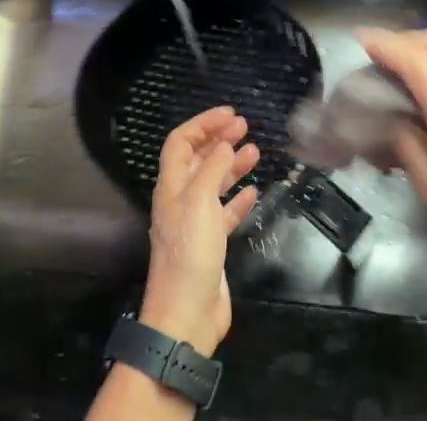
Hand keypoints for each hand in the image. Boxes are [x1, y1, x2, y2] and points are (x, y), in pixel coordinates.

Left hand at [140, 105, 260, 355]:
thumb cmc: (190, 252)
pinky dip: (238, 199)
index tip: (230, 114)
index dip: (202, 124)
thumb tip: (223, 144)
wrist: (187, 313)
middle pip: (198, 160)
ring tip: (255, 152)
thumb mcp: (199, 203)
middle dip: (218, 140)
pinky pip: (225, 212)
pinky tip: (253, 192)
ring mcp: (196, 222)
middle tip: (245, 127)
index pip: (180, 143)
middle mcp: (181, 200)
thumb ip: (211, 169)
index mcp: (171, 186)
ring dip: (232, 165)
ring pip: (214, 184)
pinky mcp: (211, 243)